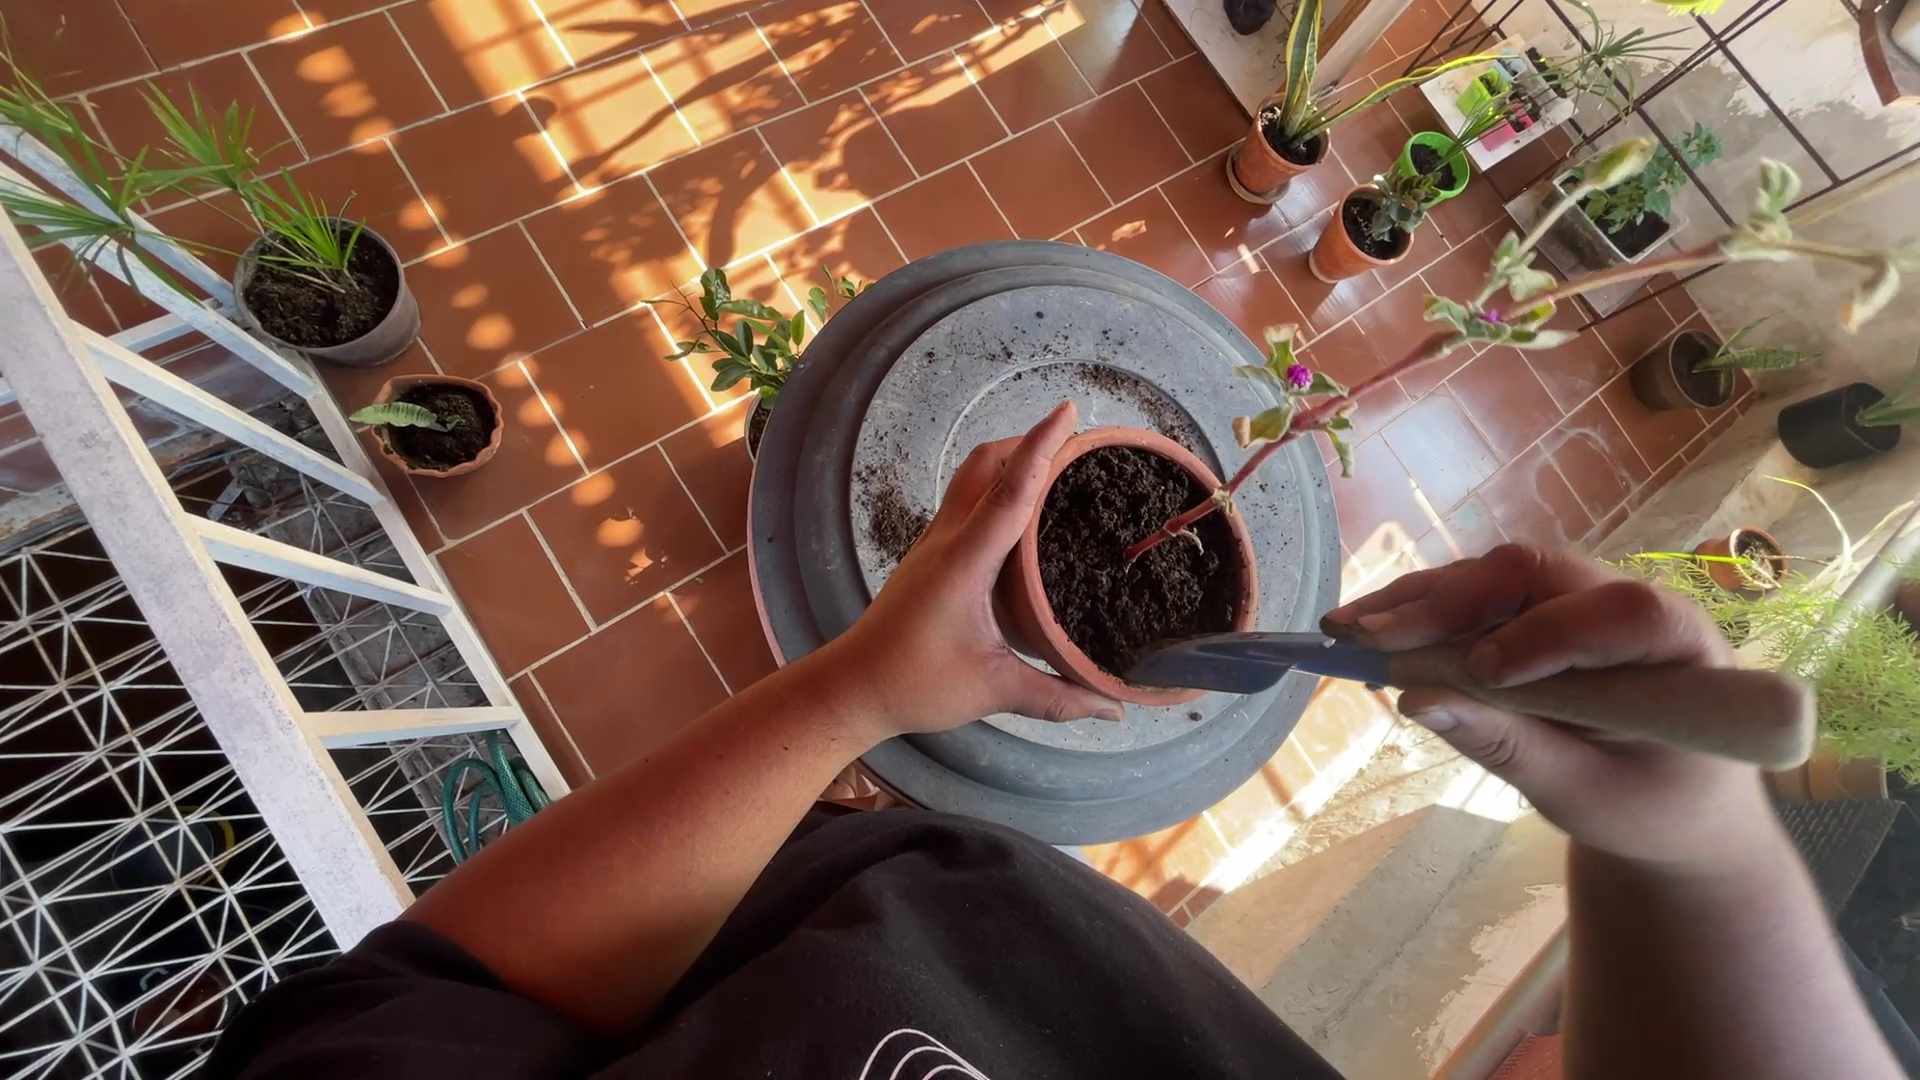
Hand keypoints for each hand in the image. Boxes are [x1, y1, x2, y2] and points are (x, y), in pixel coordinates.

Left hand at [813, 402, 1122, 742]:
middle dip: (1028, 442)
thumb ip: (1056, 697)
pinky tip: (1024, 509)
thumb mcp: (992, 690)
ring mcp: (934, 542)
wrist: (854, 685)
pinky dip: (997, 486)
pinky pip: (966, 500)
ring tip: (1058, 465)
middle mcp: (947, 540)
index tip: (1068, 413)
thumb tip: (1113, 707)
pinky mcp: (930, 553)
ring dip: (1010, 460)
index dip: (1041, 449)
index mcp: (964, 563)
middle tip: (1076, 441)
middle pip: (983, 466)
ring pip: (970, 478)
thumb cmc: (915, 683)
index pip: (1009, 494)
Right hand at [1324, 544, 1774, 869]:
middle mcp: (1619, 603)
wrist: (1660, 799)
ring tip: (1344, 628)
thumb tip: (1414, 701)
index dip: (1548, 633)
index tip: (1486, 673)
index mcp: (1678, 650)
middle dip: (1442, 604)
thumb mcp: (1582, 793)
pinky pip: (1461, 594)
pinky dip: (1408, 610)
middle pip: (1527, 574)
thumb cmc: (1643, 806)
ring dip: (1409, 602)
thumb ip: (1508, 746)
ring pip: (1481, 576)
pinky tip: (1364, 628)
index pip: (1622, 614)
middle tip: (1368, 636)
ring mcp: (1565, 598)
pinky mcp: (1522, 607)